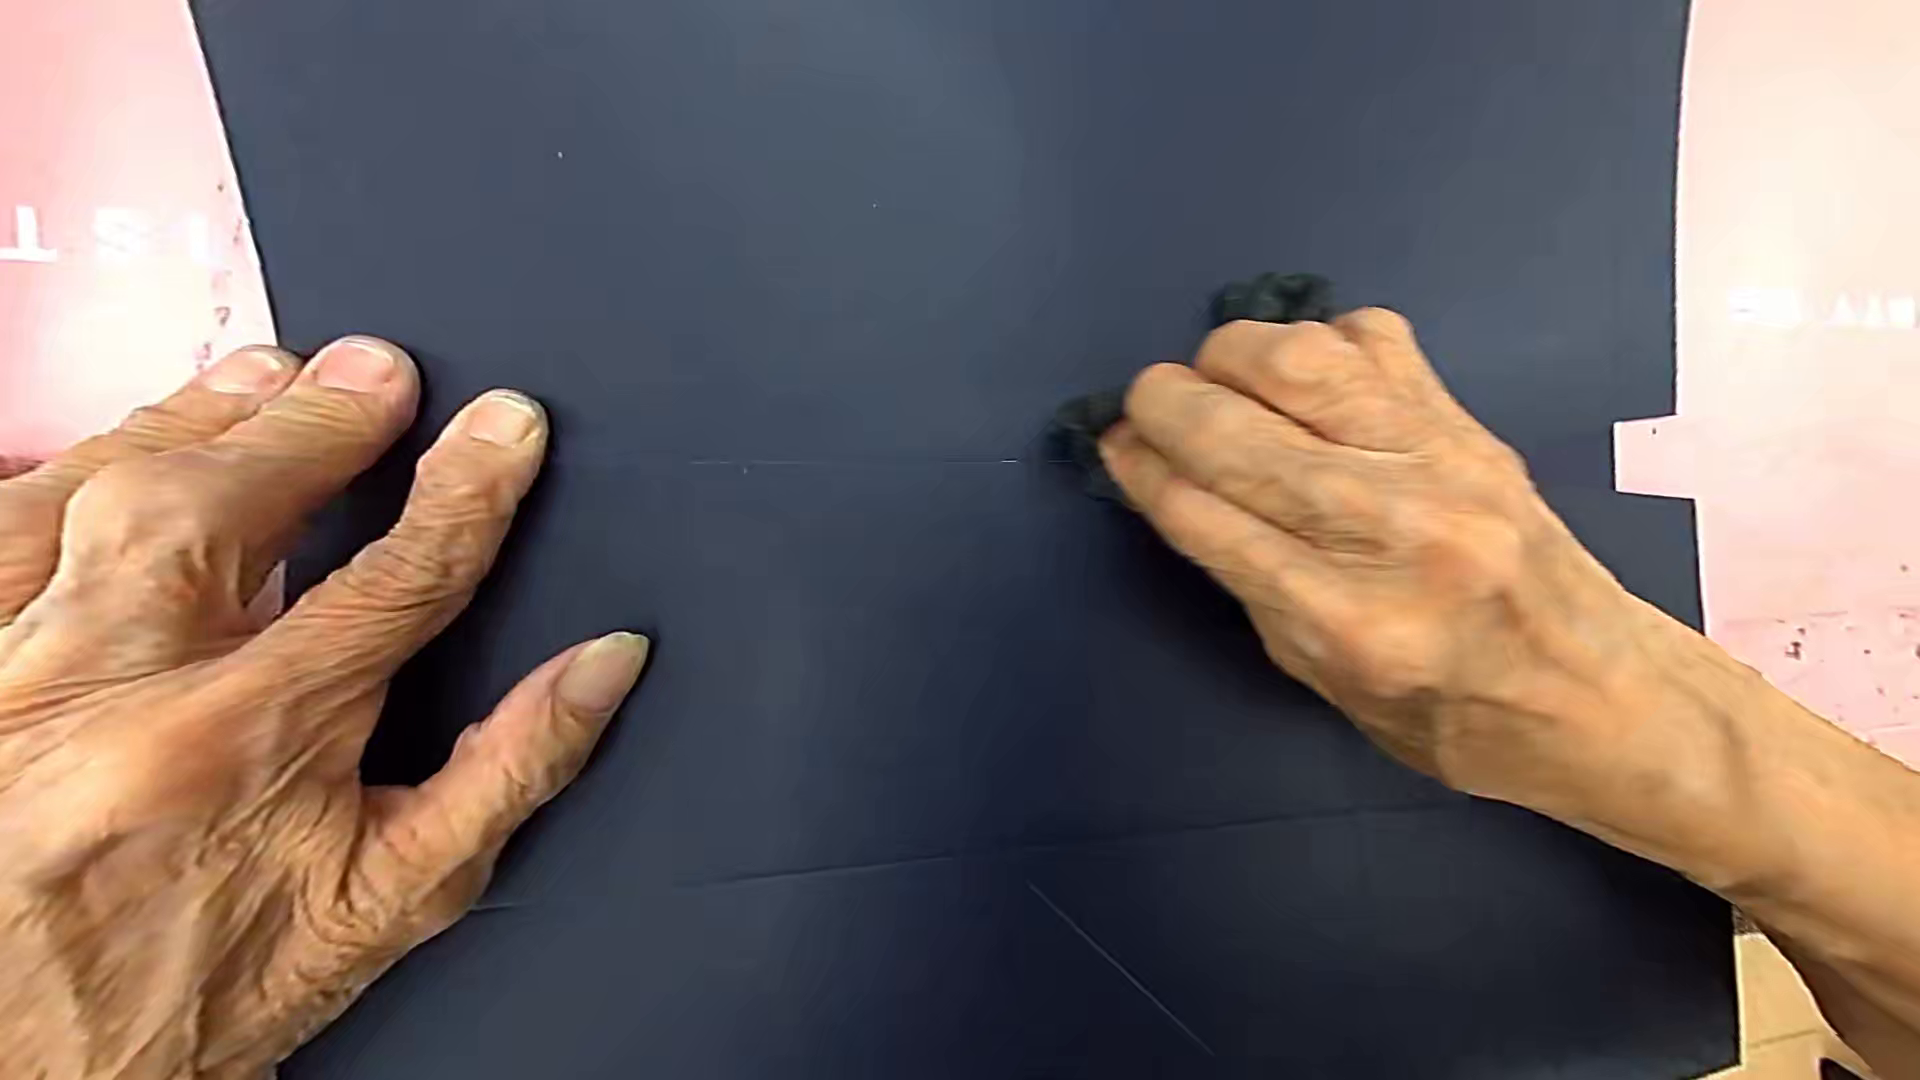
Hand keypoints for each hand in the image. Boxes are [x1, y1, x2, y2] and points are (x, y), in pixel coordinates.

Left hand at [0, 339, 646, 1078]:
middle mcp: (91, 698)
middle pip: (214, 513)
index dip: (467, 489)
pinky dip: (47, 471)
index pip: (393, 578)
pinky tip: (118, 442)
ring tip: (267, 371)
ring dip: (187, 422)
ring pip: (70, 503)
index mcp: (247, 745)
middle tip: (378, 366)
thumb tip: (615, 656)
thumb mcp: (415, 886)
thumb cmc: (225, 982)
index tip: (508, 423)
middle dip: (315, 427)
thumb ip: (524, 761)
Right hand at [1100, 311, 1658, 799]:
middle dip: (1161, 404)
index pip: (1201, 514)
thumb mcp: (1306, 668)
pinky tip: (1294, 379)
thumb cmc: (1432, 707)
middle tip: (1140, 405)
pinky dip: (1309, 343)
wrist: (1598, 696)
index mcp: (1340, 617)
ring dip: (1227, 357)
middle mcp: (1393, 528)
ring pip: (1300, 362)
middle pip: (1236, 434)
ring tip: (1209, 378)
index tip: (1112, 444)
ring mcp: (1443, 460)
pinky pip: (1371, 338)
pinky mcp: (1472, 420)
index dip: (1140, 468)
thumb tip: (1168, 483)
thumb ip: (1237, 572)